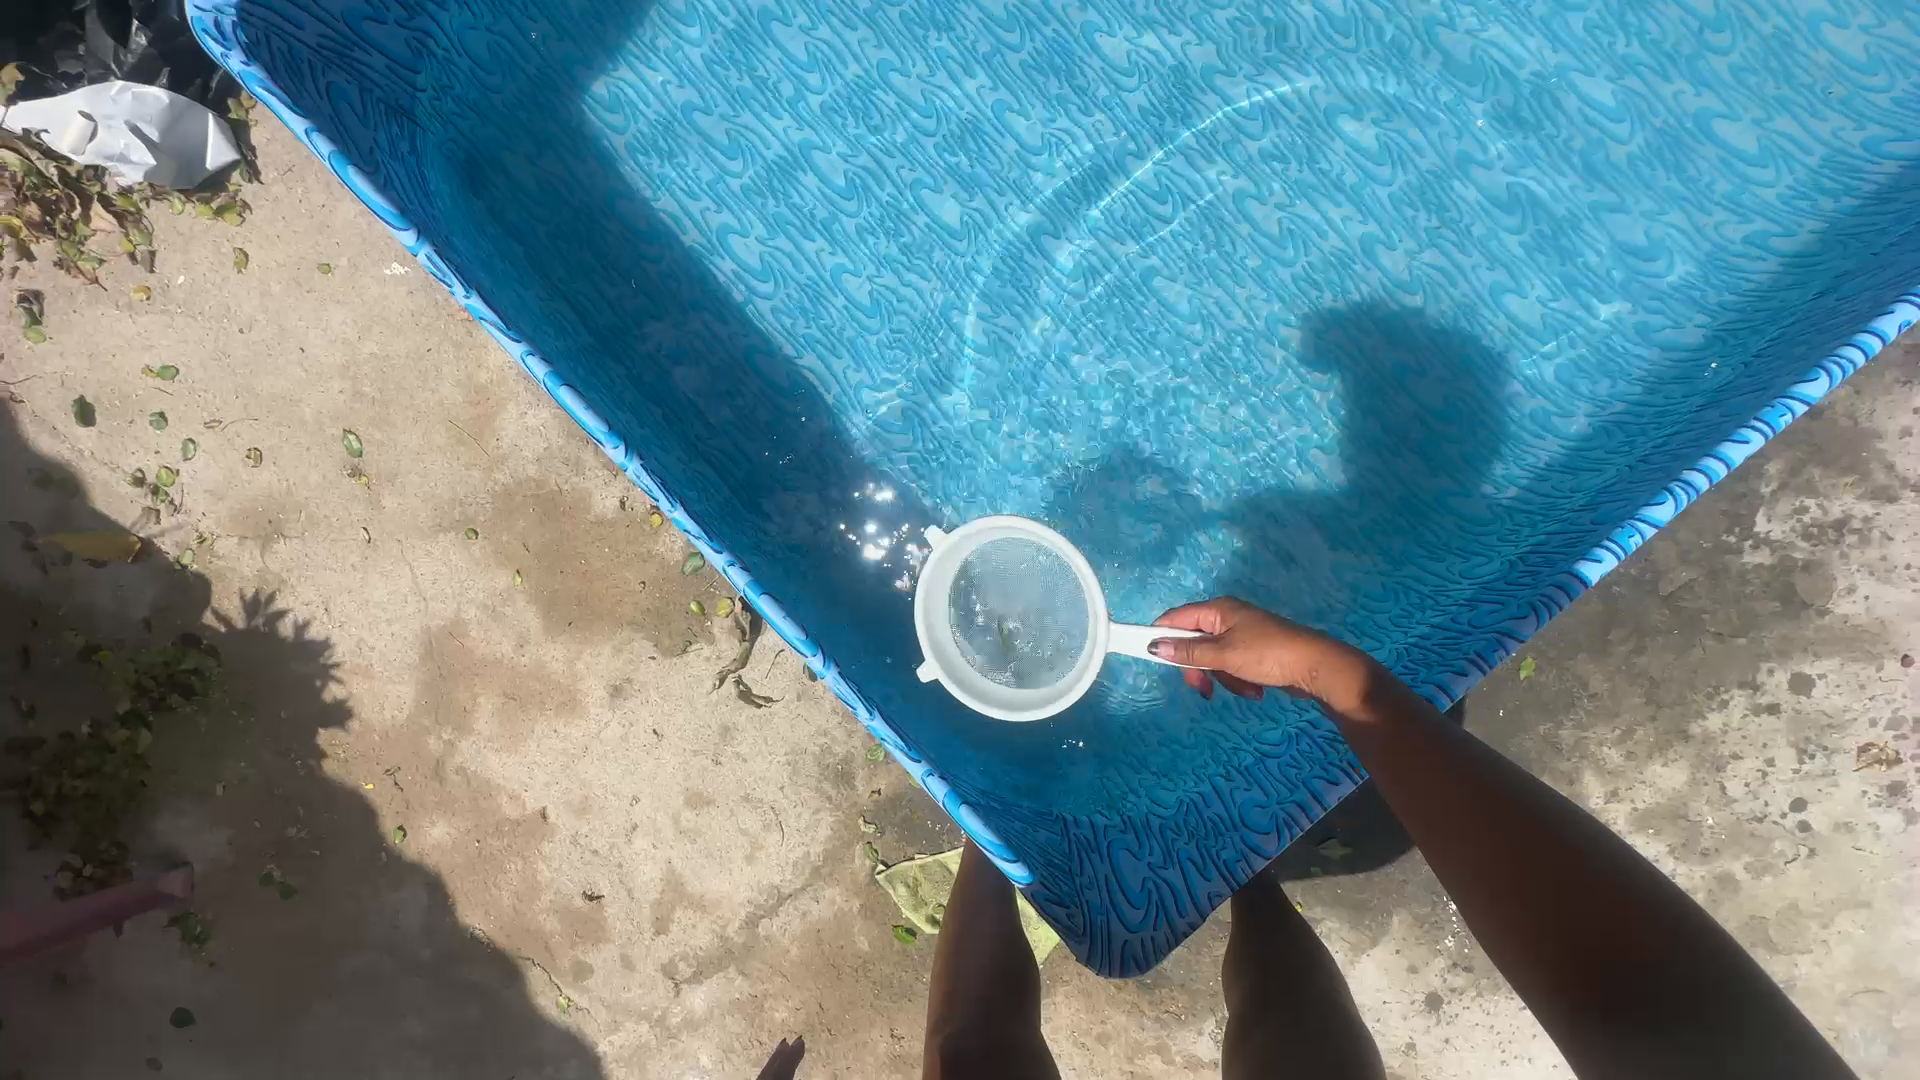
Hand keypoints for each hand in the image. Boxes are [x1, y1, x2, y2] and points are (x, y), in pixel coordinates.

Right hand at [1150, 597, 1379, 710]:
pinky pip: (1231, 666)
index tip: (1152, 659)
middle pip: (1192, 643)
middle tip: (1203, 688)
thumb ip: (1188, 653)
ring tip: (1244, 689)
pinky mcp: (1253, 652)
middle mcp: (1226, 618)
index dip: (1160, 637)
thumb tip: (1152, 646)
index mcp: (1217, 610)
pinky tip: (1254, 690)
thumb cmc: (1269, 655)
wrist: (1318, 669)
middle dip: (1197, 668)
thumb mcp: (1224, 655)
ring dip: (1222, 678)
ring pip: (1212, 659)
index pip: (1175, 618)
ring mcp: (1241, 635)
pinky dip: (1237, 680)